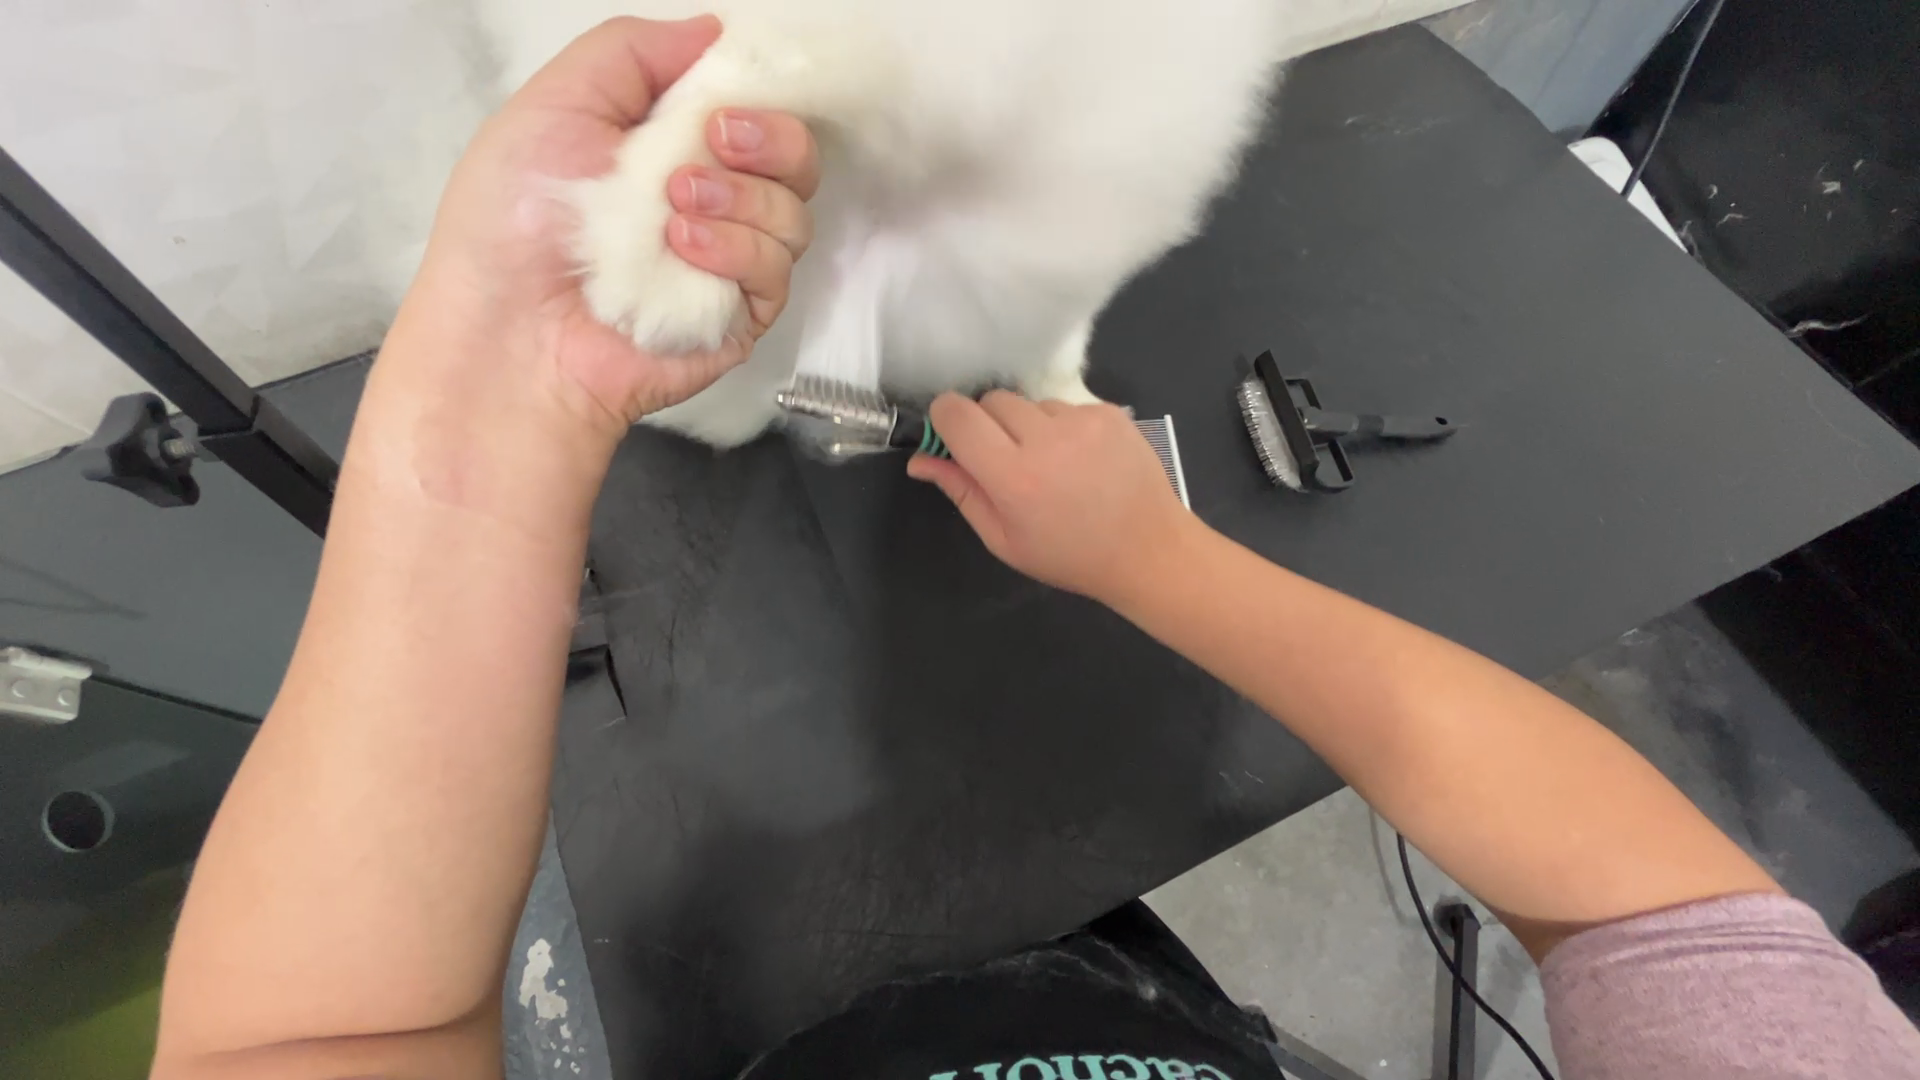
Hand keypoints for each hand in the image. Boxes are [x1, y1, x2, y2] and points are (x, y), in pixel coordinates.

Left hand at [388, 16, 819, 445]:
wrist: (514, 331)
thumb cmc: (518, 219)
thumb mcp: (558, 106)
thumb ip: (632, 57)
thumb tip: (716, 31)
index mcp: (681, 153)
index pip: (758, 117)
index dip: (760, 100)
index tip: (724, 101)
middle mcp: (720, 207)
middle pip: (798, 165)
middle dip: (772, 143)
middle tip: (718, 142)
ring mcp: (735, 267)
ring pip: (795, 219)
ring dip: (743, 200)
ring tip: (675, 207)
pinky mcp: (743, 318)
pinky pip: (776, 274)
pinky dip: (737, 252)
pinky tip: (685, 249)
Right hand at [908, 391, 1197, 601]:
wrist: (1148, 550)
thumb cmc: (1069, 555)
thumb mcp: (1004, 539)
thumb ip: (961, 492)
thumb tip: (920, 459)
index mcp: (1013, 478)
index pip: (957, 414)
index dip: (945, 418)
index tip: (951, 435)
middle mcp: (1046, 439)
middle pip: (991, 401)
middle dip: (988, 425)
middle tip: (1007, 462)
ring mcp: (1082, 421)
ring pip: (1028, 403)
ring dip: (1027, 426)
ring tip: (1052, 466)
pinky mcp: (1108, 412)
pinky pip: (1064, 405)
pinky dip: (1062, 427)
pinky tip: (1080, 461)